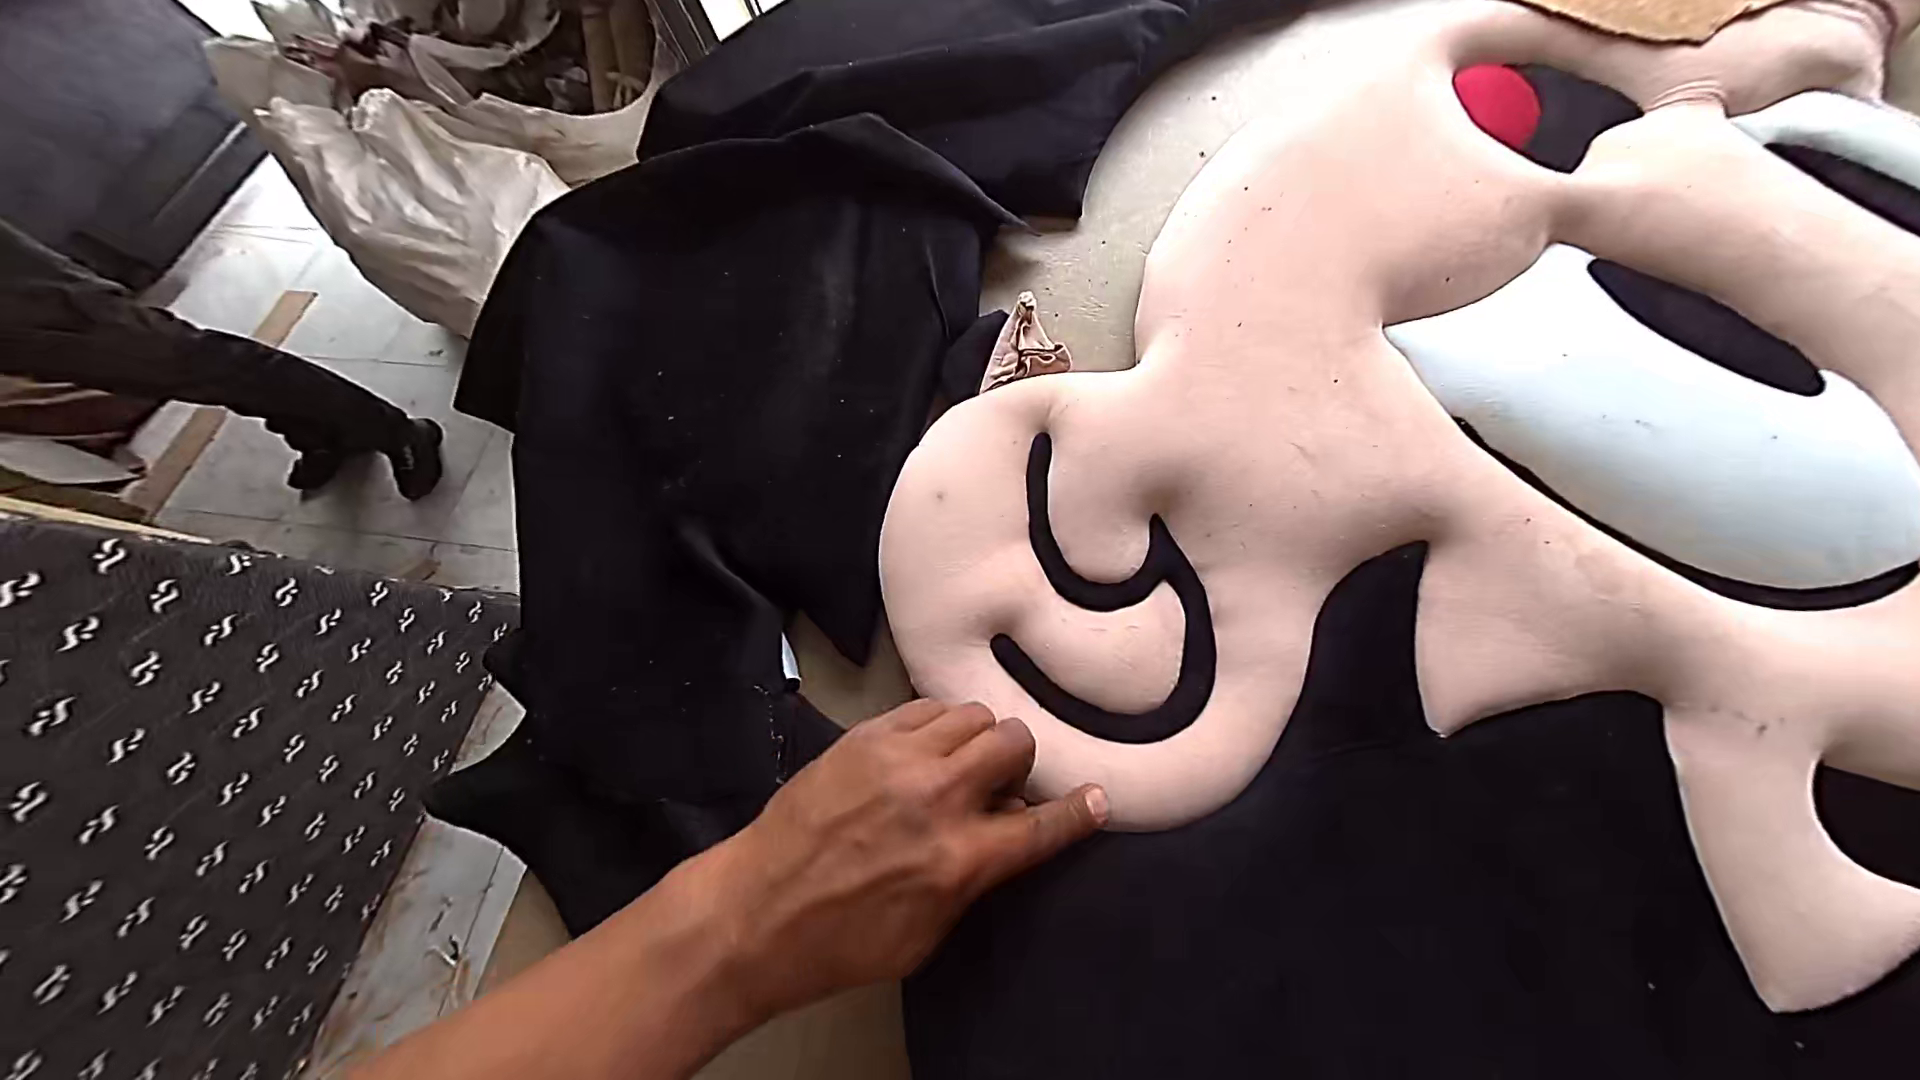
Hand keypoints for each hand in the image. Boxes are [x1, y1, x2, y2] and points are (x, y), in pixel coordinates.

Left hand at [698, 699, 1108, 1018]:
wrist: (758, 907)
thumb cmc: (846, 937)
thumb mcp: (928, 932)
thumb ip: (978, 874)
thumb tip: (1008, 823)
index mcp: (960, 859)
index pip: (1041, 825)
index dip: (1078, 811)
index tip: (1098, 797)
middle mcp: (939, 797)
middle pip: (1014, 743)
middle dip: (1018, 760)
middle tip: (997, 777)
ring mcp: (902, 757)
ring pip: (974, 715)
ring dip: (978, 738)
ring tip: (958, 758)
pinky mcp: (868, 735)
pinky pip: (927, 706)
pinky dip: (938, 723)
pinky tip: (924, 744)